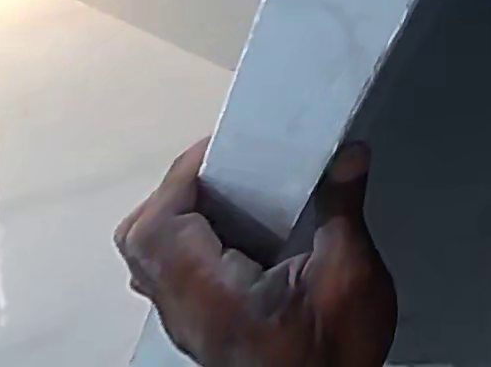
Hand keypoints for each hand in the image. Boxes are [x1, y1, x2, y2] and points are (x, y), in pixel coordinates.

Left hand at [116, 139, 396, 366]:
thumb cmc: (336, 350)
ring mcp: (191, 320)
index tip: (223, 145)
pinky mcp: (207, 322)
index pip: (157, 231)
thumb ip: (342, 208)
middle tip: (229, 158)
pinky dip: (193, 229)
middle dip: (175, 188)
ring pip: (151, 256)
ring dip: (180, 208)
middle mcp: (186, 310)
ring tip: (237, 179)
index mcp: (212, 297)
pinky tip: (244, 217)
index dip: (179, 179)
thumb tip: (350, 151)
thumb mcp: (351, 273)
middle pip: (139, 241)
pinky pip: (174, 266)